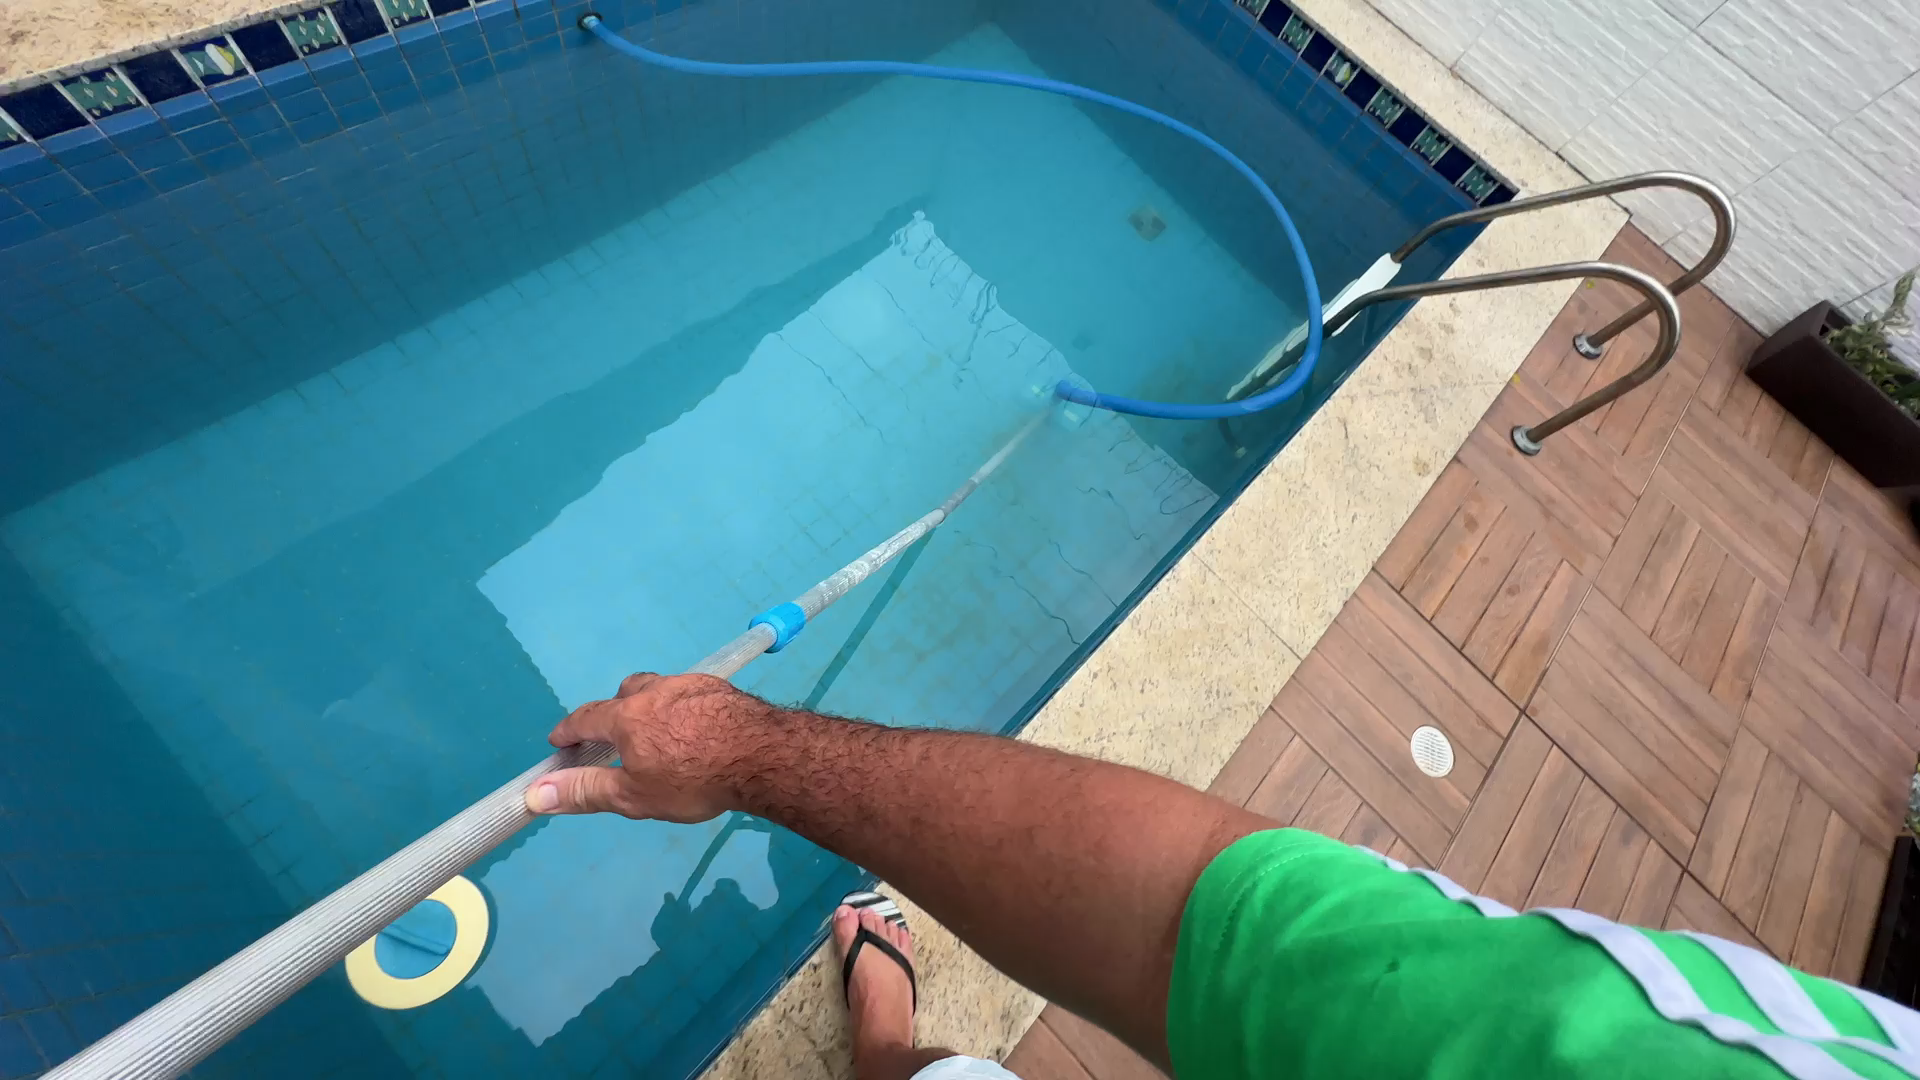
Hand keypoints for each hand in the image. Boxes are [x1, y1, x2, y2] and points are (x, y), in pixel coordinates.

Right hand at [523, 673, 770, 822]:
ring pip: (661, 688)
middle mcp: (658, 690)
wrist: (762, 754)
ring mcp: (693, 684)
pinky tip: (697, 727)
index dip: (568, 730)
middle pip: (626, 692)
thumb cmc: (693, 780)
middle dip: (613, 711)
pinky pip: (691, 693)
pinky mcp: (722, 688)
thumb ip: (585, 791)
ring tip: (659, 731)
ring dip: (651, 704)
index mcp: (629, 716)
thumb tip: (535, 792)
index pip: (586, 717)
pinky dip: (683, 706)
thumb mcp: (634, 796)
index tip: (558, 741)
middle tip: (616, 736)